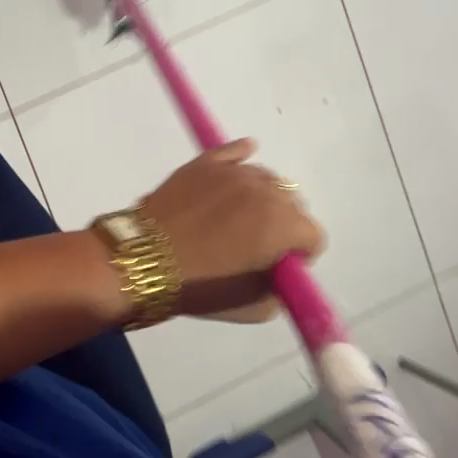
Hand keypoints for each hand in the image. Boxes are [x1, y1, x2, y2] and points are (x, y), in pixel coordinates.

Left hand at [140, 139, 324, 321]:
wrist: (144, 258)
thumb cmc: (201, 286)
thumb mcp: (254, 306)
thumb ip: (278, 289)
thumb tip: (277, 275)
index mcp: (283, 225)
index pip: (313, 235)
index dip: (301, 254)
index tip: (280, 266)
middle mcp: (263, 191)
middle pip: (291, 203)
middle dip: (283, 224)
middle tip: (257, 243)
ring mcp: (232, 172)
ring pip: (265, 178)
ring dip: (263, 196)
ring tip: (240, 215)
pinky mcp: (203, 163)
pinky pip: (232, 151)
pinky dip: (242, 153)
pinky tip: (247, 153)